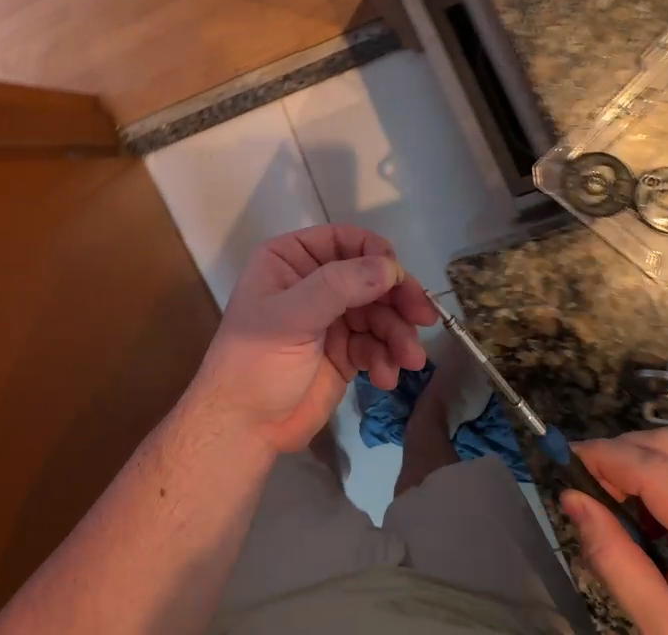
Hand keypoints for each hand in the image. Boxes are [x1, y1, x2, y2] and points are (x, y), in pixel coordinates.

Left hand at [190, 225, 438, 452]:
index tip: (399, 279)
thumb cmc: (255, 361)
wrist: (243, 427)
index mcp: (290, 260)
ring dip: (398, 335)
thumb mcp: (292, 317)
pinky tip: (384, 379)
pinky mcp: (343, 354)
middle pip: (369, 277)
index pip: (343, 240)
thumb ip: (339, 287)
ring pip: (378, 313)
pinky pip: (376, 345)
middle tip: (424, 320)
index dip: (375, 254)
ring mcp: (328, 319)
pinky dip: (386, 359)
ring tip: (407, 361)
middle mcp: (311, 283)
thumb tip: (389, 266)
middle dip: (397, 300)